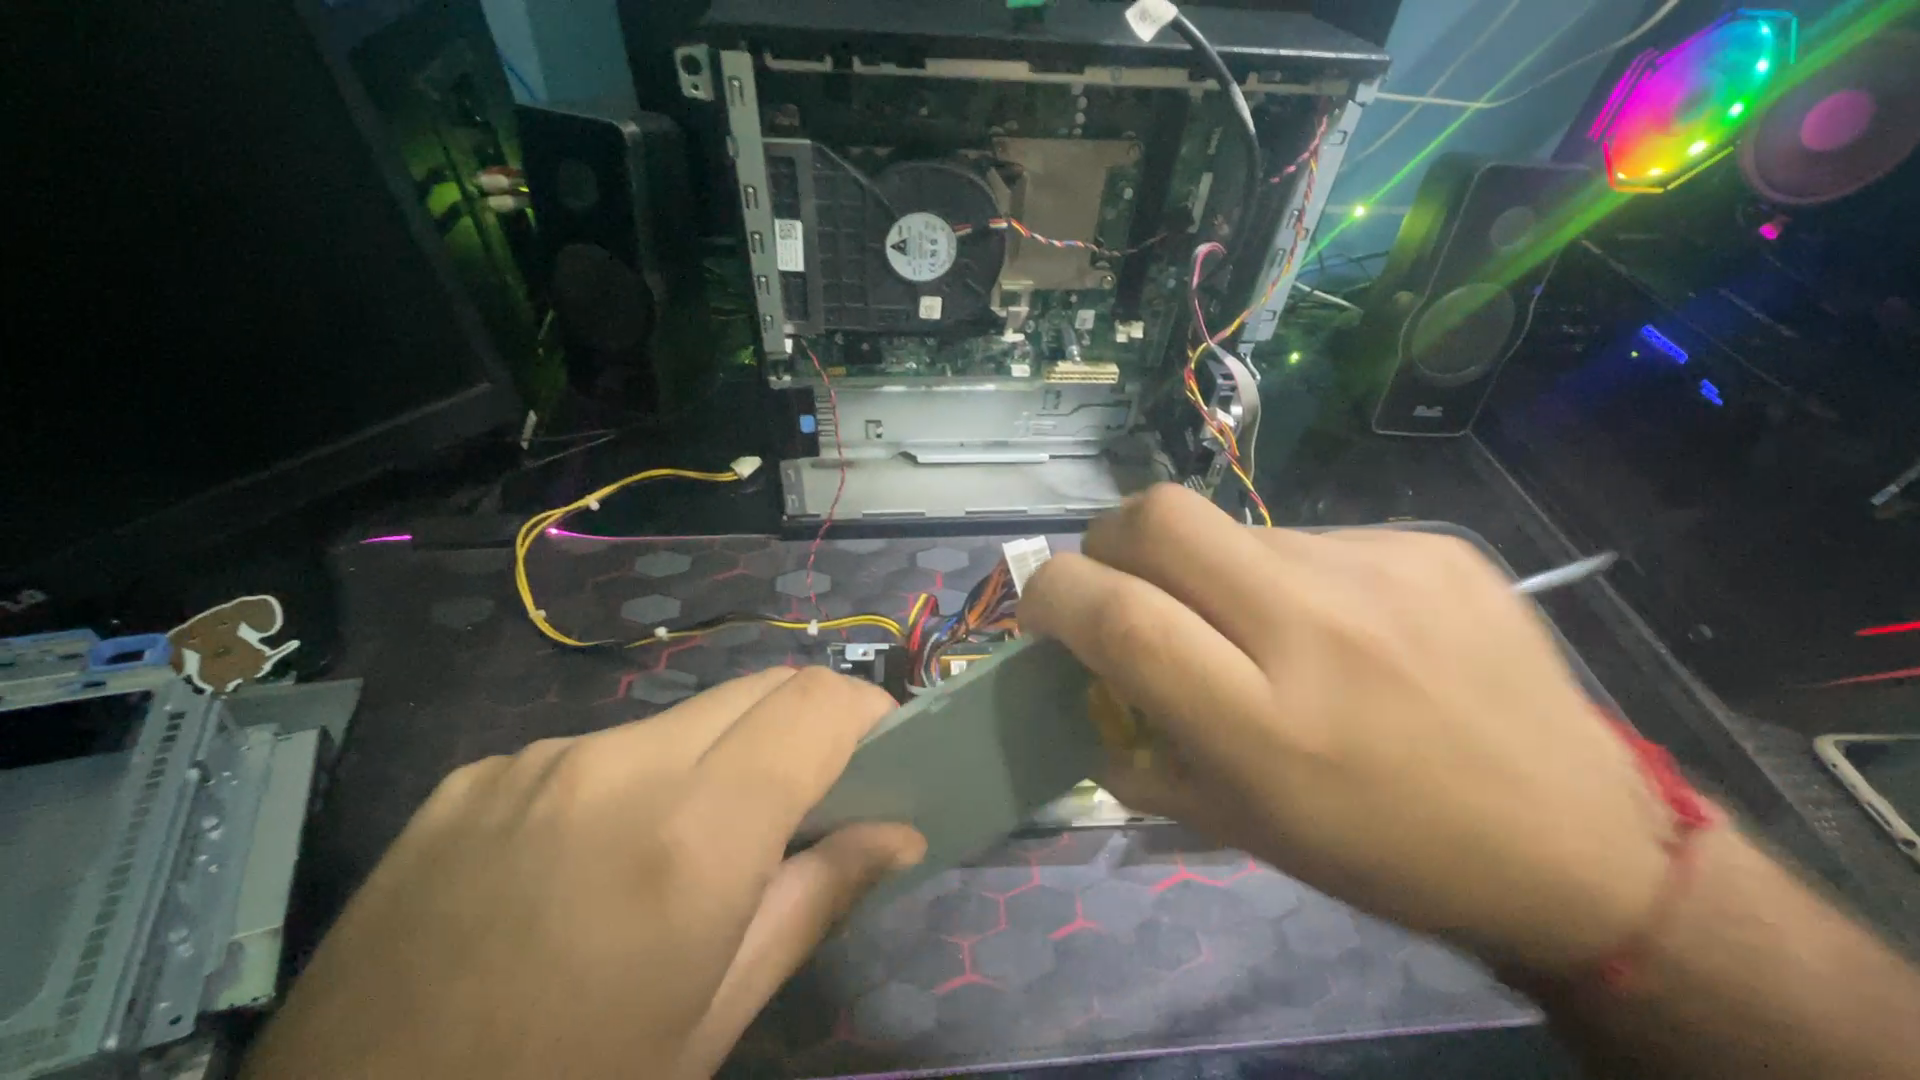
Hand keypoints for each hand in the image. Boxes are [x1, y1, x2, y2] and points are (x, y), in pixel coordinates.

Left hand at [244, 668, 923, 1079]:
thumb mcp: (713, 1021)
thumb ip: (814, 901)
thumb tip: (898, 832)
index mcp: (691, 833)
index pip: (814, 704)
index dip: (866, 711)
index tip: (883, 754)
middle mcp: (615, 763)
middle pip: (752, 692)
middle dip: (800, 729)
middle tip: (808, 806)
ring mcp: (531, 760)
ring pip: (672, 723)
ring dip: (711, 762)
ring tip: (682, 856)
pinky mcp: (468, 777)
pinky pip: (587, 753)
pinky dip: (626, 785)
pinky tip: (582, 871)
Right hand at [1020, 485, 1673, 975]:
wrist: (1575, 842)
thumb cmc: (1383, 855)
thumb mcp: (1239, 830)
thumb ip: (1139, 757)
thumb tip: (1086, 686)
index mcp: (1262, 724)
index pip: (1117, 615)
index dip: (1053, 596)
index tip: (1046, 613)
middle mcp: (1316, 629)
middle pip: (1159, 517)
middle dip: (1108, 540)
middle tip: (1120, 582)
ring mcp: (1382, 572)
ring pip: (1236, 530)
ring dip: (1211, 572)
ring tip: (1260, 631)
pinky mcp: (1431, 545)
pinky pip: (1313, 541)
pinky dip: (1290, 579)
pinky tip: (1342, 631)